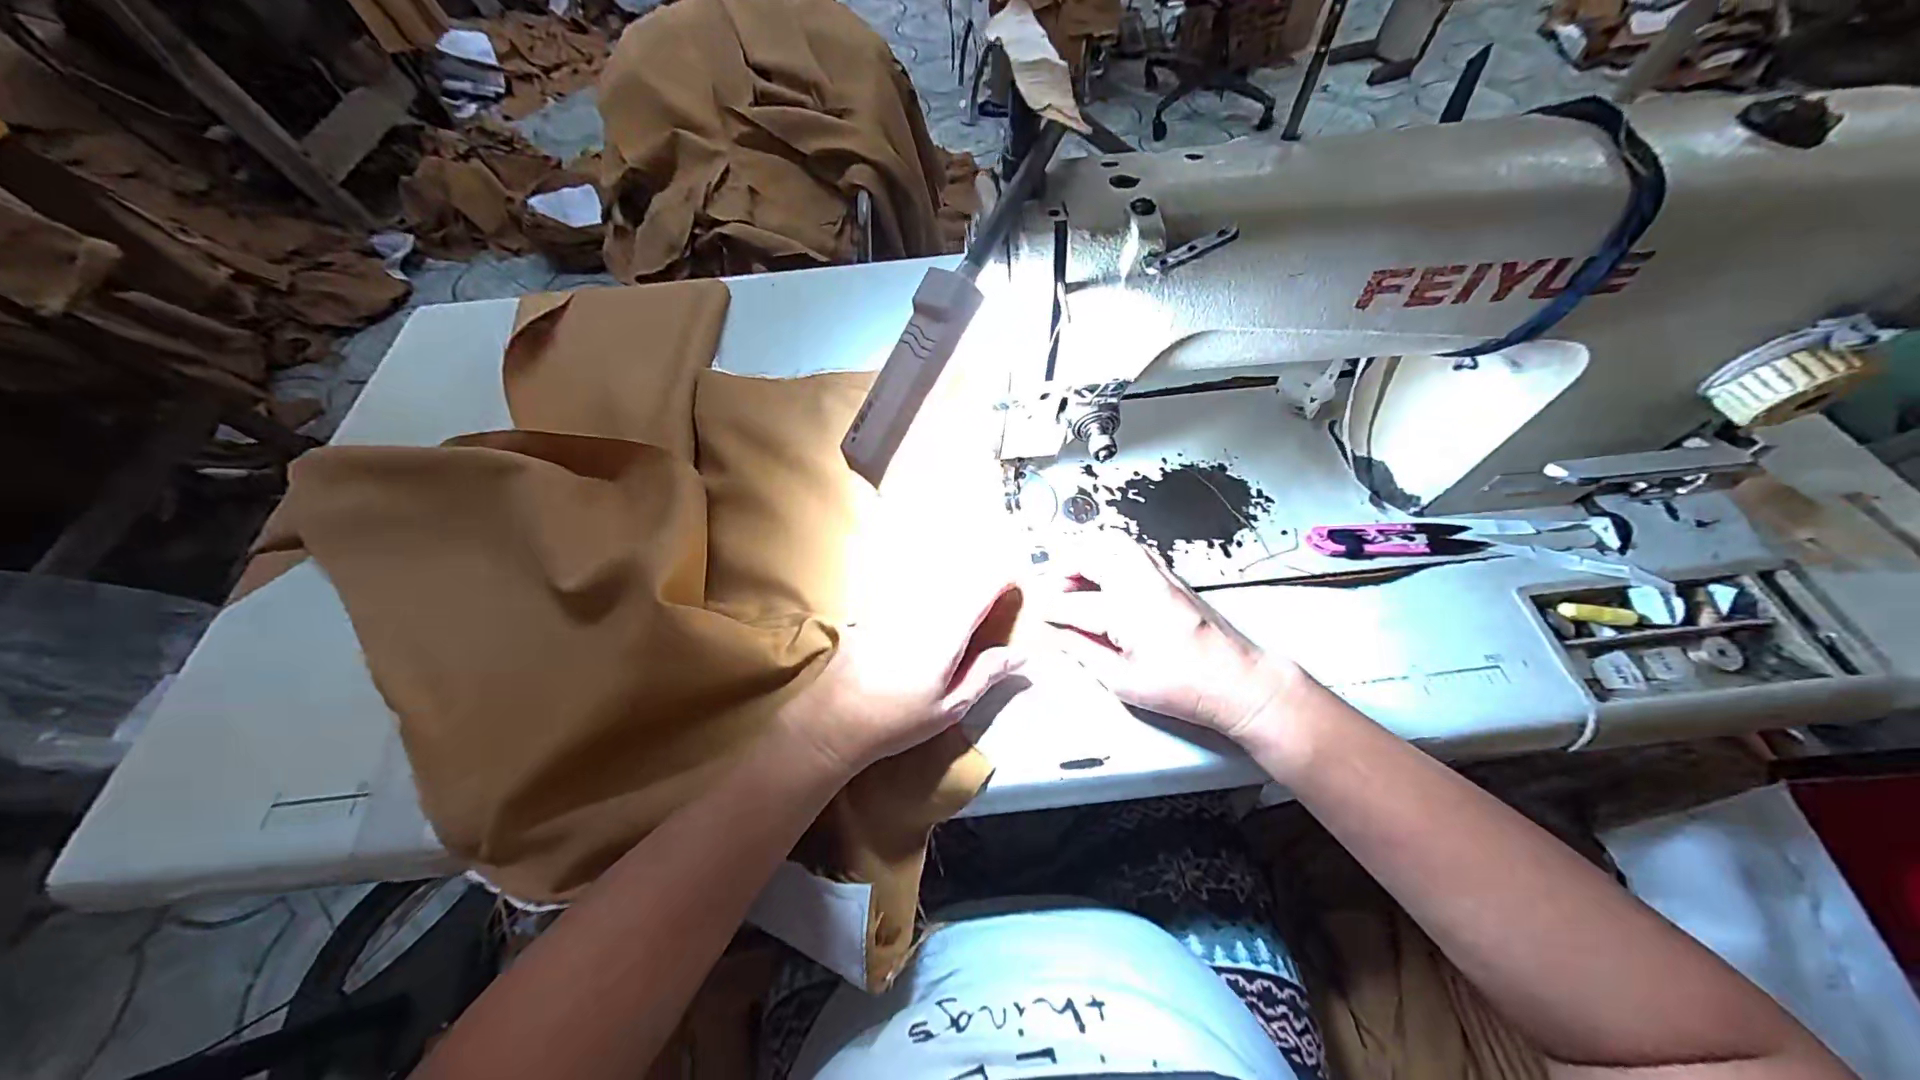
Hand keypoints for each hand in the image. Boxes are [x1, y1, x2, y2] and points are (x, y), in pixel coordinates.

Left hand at [782, 574, 1024, 775]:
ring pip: (931, 574)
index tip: (1014, 587)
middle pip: (959, 573)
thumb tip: (1022, 656)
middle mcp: (922, 607)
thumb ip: (986, 674)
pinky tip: (922, 590)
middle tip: (992, 588)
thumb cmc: (897, 719)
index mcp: (948, 630)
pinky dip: (920, 579)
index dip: (1004, 582)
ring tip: (963, 580)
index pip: (984, 587)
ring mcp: (894, 603)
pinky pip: (904, 583)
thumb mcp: (950, 706)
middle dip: (980, 574)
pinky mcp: (871, 607)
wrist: (833, 719)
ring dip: (952, 573)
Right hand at [1034, 532, 1303, 742]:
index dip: (1053, 609)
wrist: (1238, 682)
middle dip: (1064, 569)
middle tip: (1053, 587)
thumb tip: (1065, 636)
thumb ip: (1086, 654)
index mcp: (1125, 612)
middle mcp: (1141, 584)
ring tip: (1076, 572)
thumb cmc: (1186, 690)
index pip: (1073, 603)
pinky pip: (1137, 548)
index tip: (1044, 615)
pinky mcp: (1174, 577)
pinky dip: (1114, 551)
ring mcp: (1160, 576)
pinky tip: (1108, 569)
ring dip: (1089, 552)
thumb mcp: (1124, 683)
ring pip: (1115, 543)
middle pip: (1090, 557)